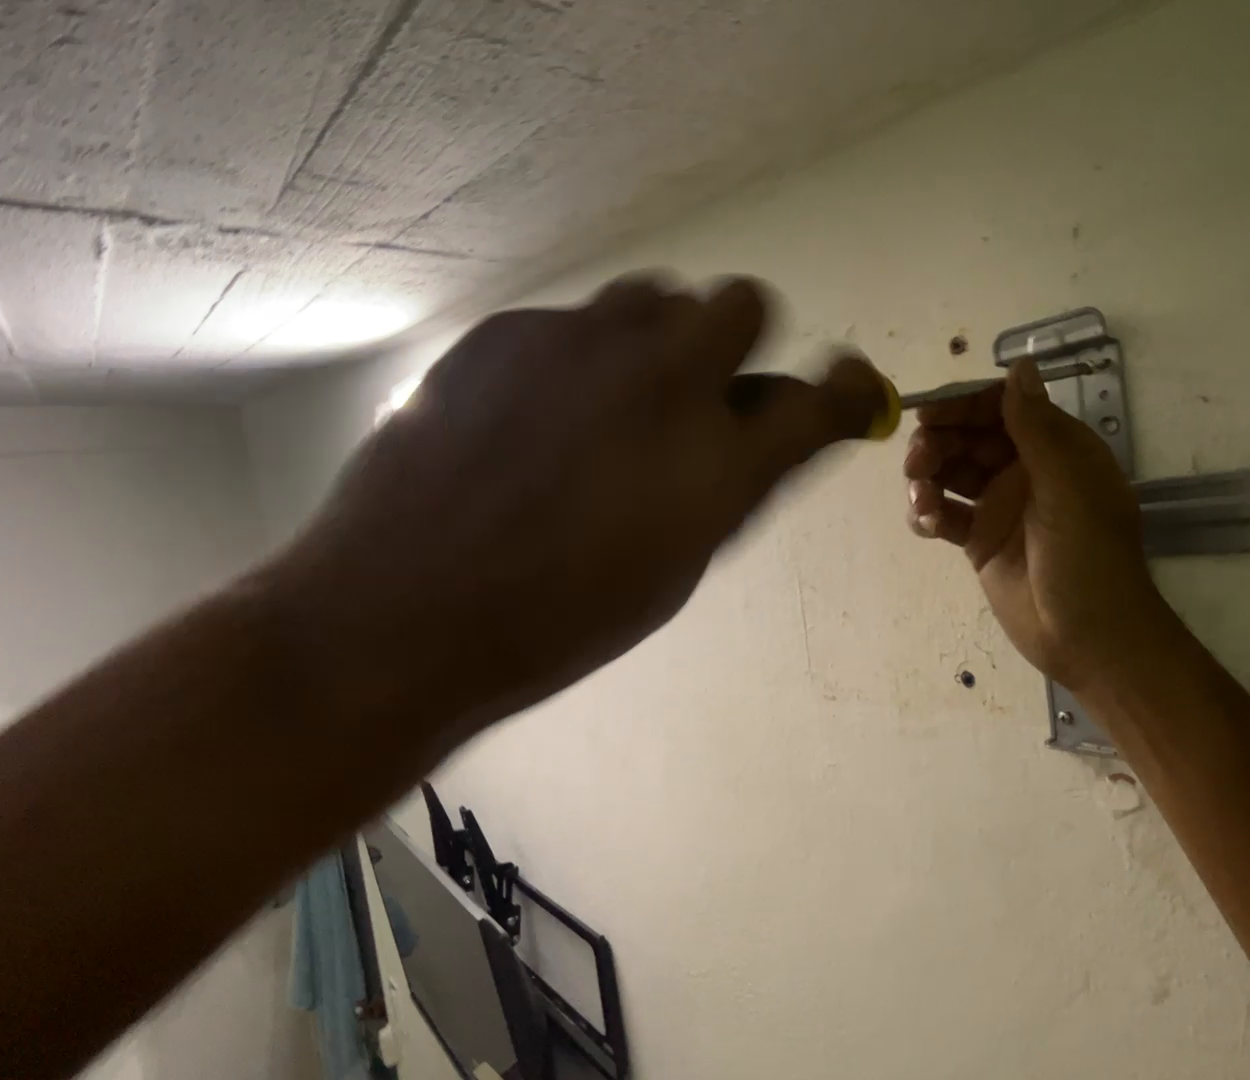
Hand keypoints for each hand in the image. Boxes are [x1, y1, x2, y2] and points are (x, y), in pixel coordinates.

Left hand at [261, 274, 883, 748]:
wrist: (404, 611)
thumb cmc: (560, 618)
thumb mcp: (678, 564)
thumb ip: (736, 483)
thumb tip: (770, 426)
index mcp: (717, 464)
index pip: (822, 396)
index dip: (846, 389)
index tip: (844, 390)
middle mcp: (661, 384)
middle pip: (742, 302)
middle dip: (737, 343)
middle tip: (700, 394)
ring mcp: (579, 344)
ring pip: (654, 297)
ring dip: (657, 340)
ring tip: (612, 402)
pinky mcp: (507, 330)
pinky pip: (572, 321)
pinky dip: (577, 358)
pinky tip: (532, 416)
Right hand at [904, 360, 1179, 694]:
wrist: (1089, 638)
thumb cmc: (1088, 557)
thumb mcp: (1067, 486)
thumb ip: (1037, 427)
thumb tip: (1019, 364)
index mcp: (1054, 449)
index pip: (1001, 407)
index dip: (963, 406)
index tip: (928, 416)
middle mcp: (1024, 470)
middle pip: (967, 438)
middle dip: (937, 444)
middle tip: (916, 465)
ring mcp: (999, 506)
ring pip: (950, 473)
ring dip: (926, 478)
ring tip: (921, 500)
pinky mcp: (979, 541)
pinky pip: (943, 514)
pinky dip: (927, 513)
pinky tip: (924, 523)